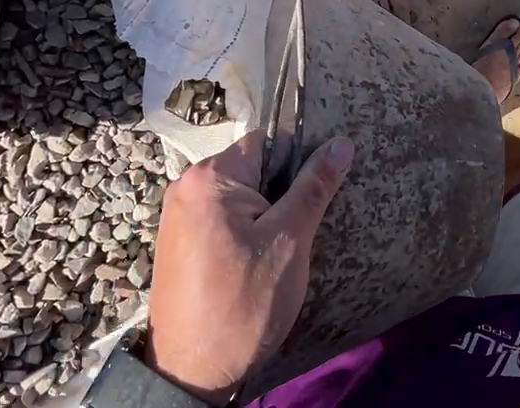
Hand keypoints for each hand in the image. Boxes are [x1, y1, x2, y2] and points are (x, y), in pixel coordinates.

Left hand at [147, 131, 353, 399]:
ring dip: (265, 214)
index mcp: (209, 177)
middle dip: (282, 190)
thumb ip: (314, 186)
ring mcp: (178, 218)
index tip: (315, 191)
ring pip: (240, 196)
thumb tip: (341, 143)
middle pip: (252, 168)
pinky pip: (223, 219)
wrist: (189, 376)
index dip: (297, 162)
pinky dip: (246, 232)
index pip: (267, 143)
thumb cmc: (243, 303)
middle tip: (303, 224)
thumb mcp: (290, 240)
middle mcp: (186, 187)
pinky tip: (261, 261)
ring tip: (285, 246)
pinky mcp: (179, 245)